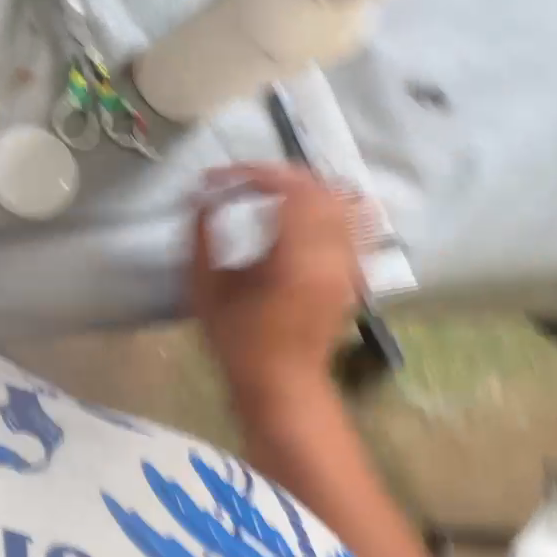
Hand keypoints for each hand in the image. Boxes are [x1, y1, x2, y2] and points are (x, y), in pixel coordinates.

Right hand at [190, 163, 361, 416]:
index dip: (249, 173)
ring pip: (343, 203)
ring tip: (270, 189)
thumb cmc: (235, 337)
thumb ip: (202, 234)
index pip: (286, 190)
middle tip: (241, 179)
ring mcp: (349, 266)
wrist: (282, 383)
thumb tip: (201, 198)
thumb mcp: (203, 285)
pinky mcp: (355, 274)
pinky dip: (328, 207)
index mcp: (293, 258)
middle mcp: (331, 257)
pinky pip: (355, 225)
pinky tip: (301, 212)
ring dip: (305, 187)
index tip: (216, 179)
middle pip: (320, 189)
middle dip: (277, 174)